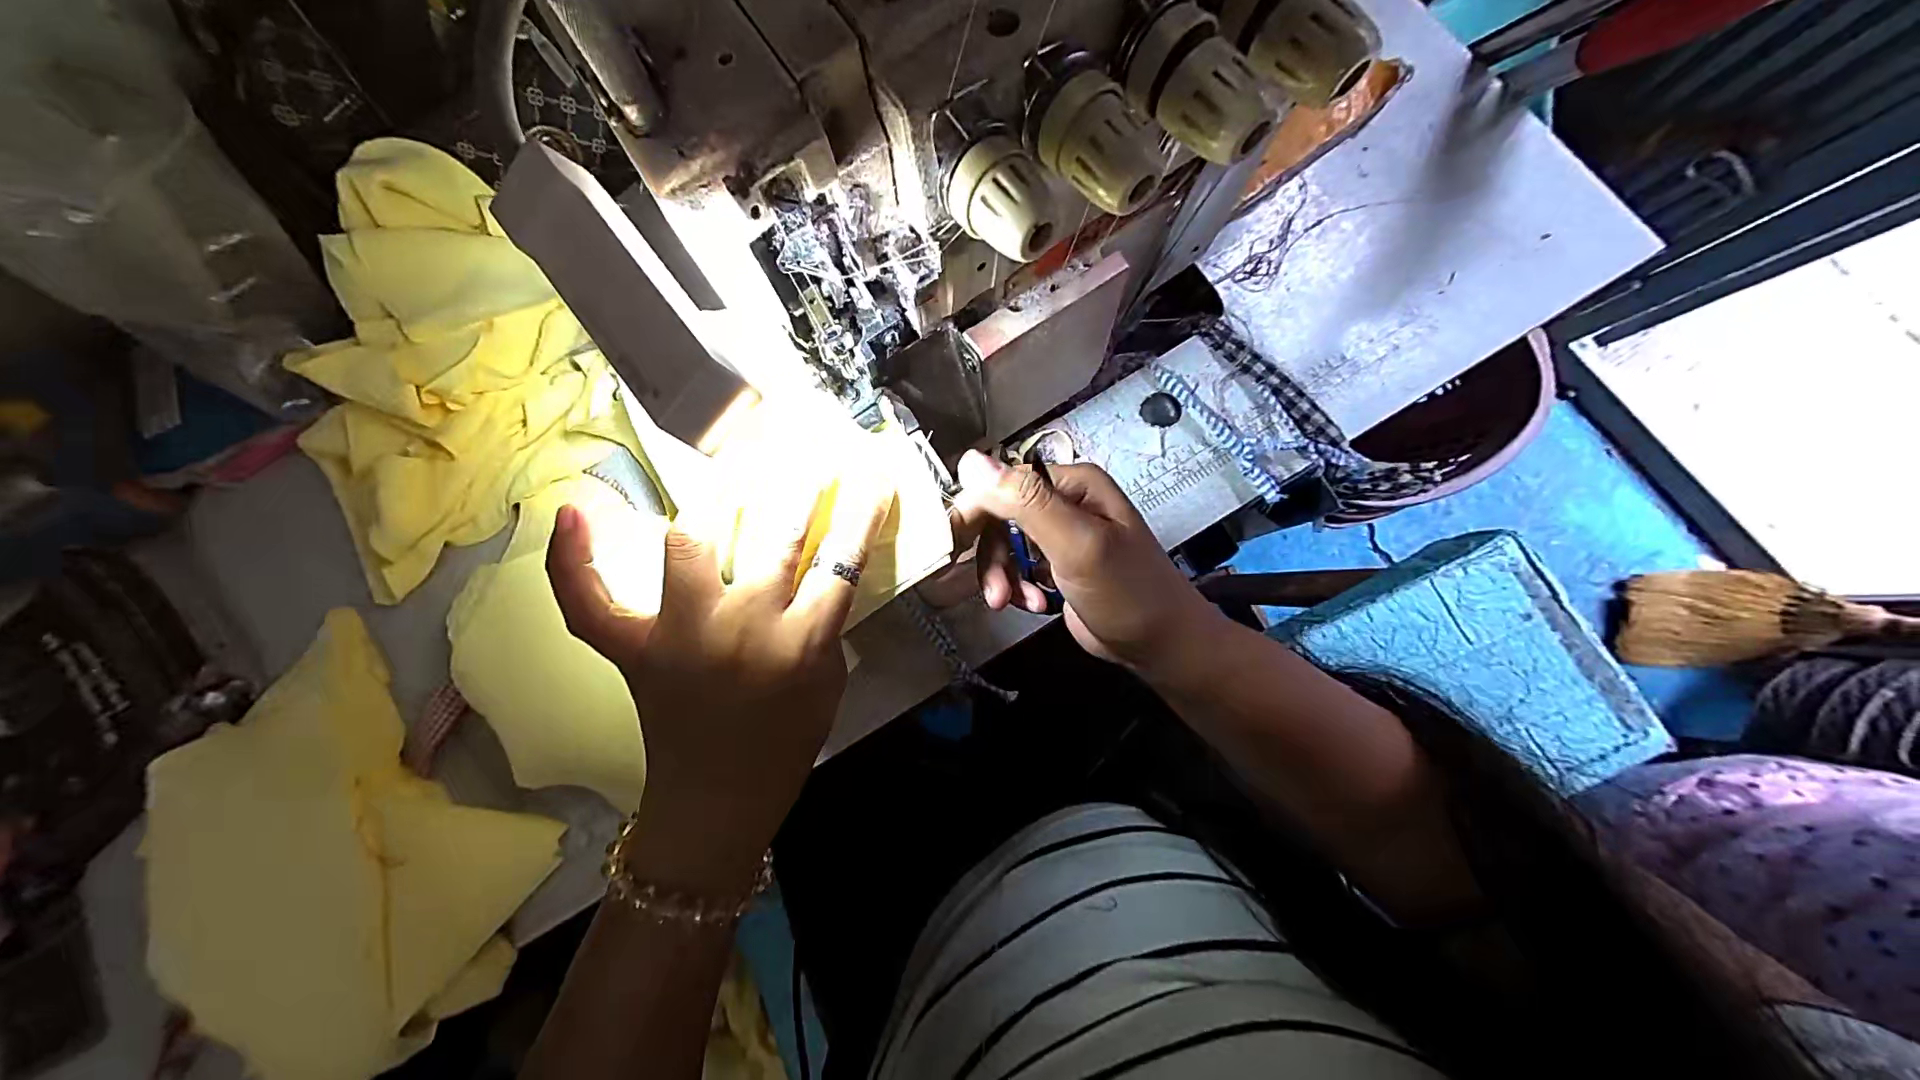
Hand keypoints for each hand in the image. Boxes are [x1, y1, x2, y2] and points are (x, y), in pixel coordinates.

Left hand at [546, 476, 890, 892]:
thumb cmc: (786, 742)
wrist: (720, 801)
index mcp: (803, 641)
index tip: (868, 471)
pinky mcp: (631, 651)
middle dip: (799, 480)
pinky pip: (590, 603)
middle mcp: (745, 626)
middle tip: (806, 449)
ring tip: (736, 459)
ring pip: (696, 539)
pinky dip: (572, 559)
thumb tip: (811, 562)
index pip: (843, 555)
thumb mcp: (828, 678)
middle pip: (778, 531)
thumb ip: (822, 620)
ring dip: (721, 494)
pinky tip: (570, 510)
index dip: (861, 505)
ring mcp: (681, 634)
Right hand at [948, 450, 1228, 675]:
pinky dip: (1018, 587)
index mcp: (1072, 484)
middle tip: (993, 592)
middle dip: (993, 557)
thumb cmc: (1127, 592)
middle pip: (1000, 517)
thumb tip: (972, 461)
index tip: (952, 546)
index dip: (976, 514)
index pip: (1004, 483)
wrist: (1161, 645)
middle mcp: (1065, 502)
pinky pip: (1018, 568)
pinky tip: (1036, 604)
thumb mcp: (1076, 543)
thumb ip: (1027, 502)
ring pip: (1005, 546)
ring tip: (1018, 603)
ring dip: (1005, 577)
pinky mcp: (1057, 565)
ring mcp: (1061, 535)